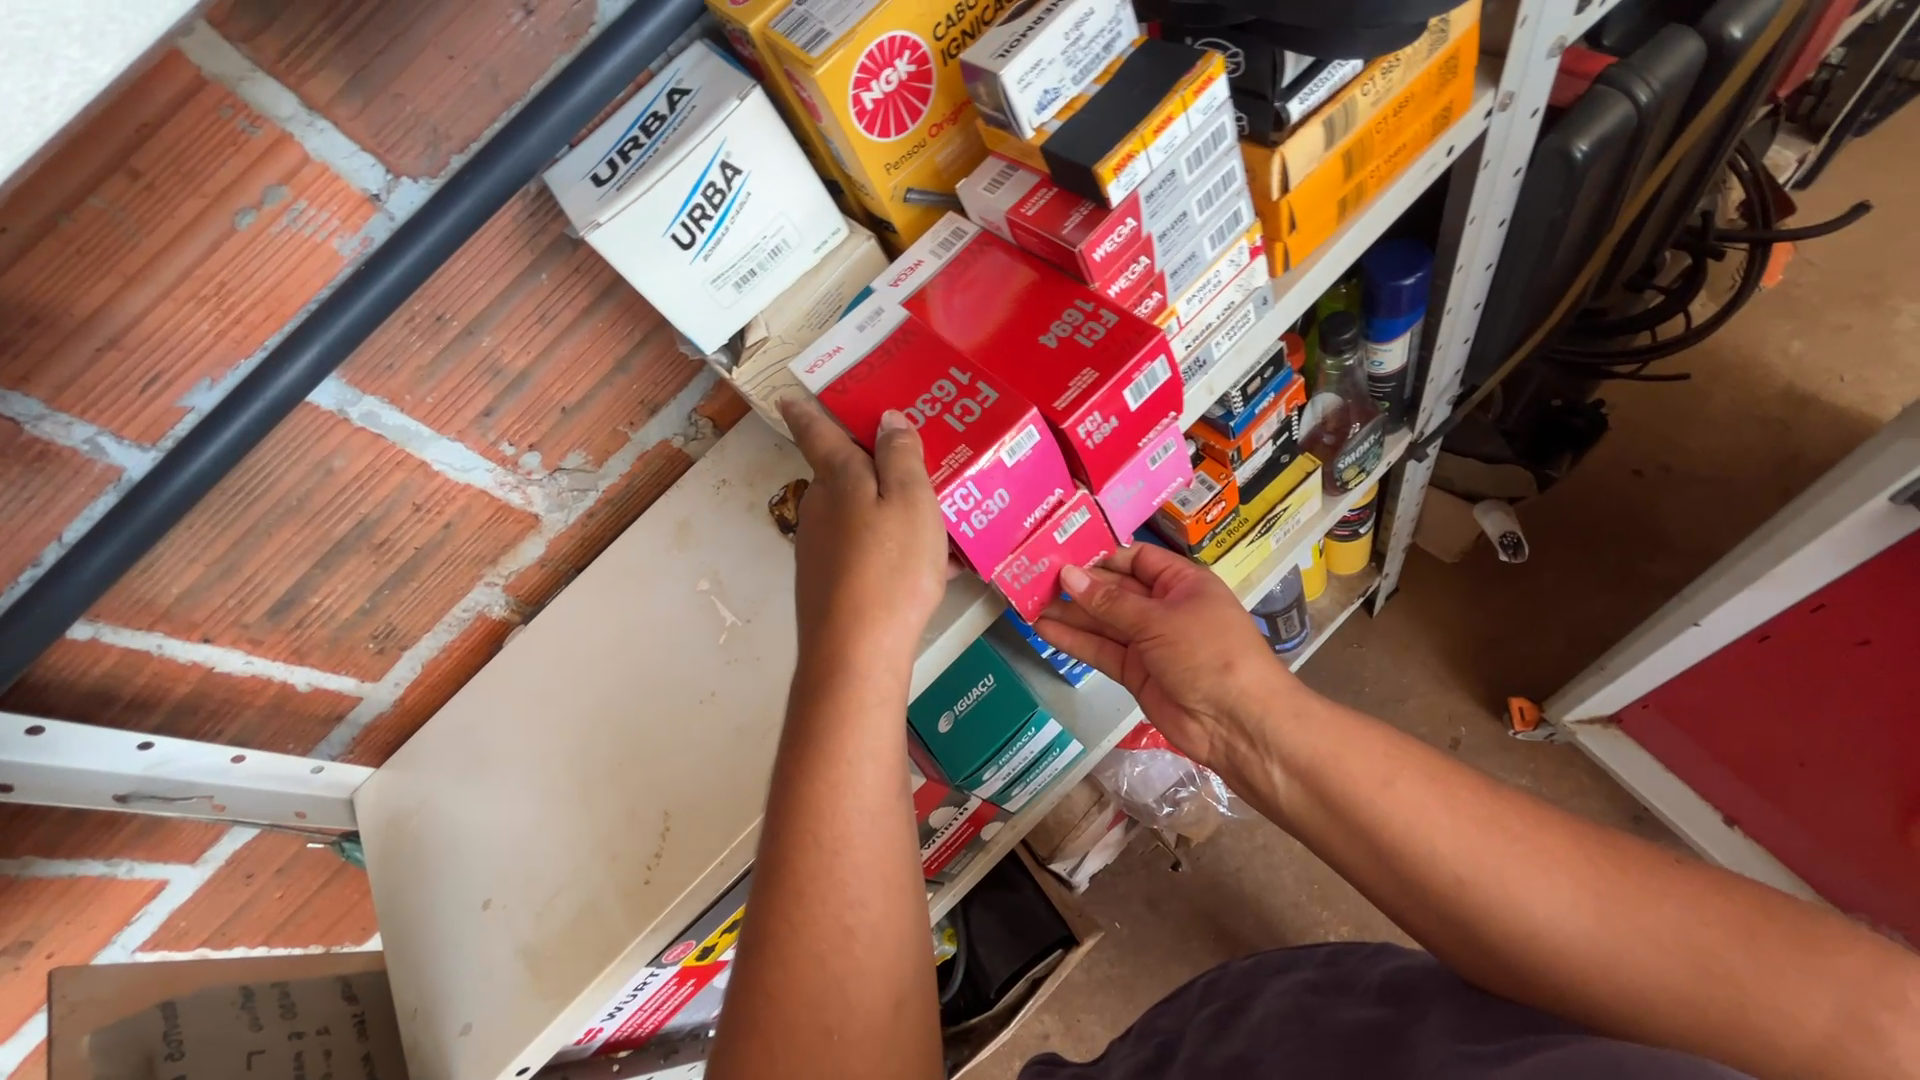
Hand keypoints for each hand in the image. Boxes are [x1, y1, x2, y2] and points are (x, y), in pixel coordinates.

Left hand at [780, 398, 949, 667]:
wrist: (856, 652)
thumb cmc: (890, 566)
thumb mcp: (910, 500)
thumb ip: (900, 455)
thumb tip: (886, 418)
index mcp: (837, 478)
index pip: (816, 433)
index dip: (806, 412)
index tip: (788, 396)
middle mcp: (818, 508)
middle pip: (842, 476)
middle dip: (870, 467)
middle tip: (913, 462)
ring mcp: (819, 550)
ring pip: (857, 517)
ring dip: (888, 513)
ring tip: (936, 523)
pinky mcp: (828, 585)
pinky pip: (864, 552)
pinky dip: (890, 550)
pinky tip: (928, 571)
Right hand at [1033, 544, 1311, 772]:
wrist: (1238, 723)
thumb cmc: (1209, 653)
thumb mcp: (1159, 620)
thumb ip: (1109, 602)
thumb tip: (1067, 575)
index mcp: (1181, 583)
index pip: (1135, 559)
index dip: (1100, 557)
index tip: (1061, 554)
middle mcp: (1164, 608)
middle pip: (1114, 591)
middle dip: (1077, 586)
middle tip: (1033, 578)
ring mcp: (1149, 642)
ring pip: (1103, 622)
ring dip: (1069, 614)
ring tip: (1028, 603)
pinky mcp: (1136, 673)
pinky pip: (1101, 650)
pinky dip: (1075, 642)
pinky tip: (1045, 630)